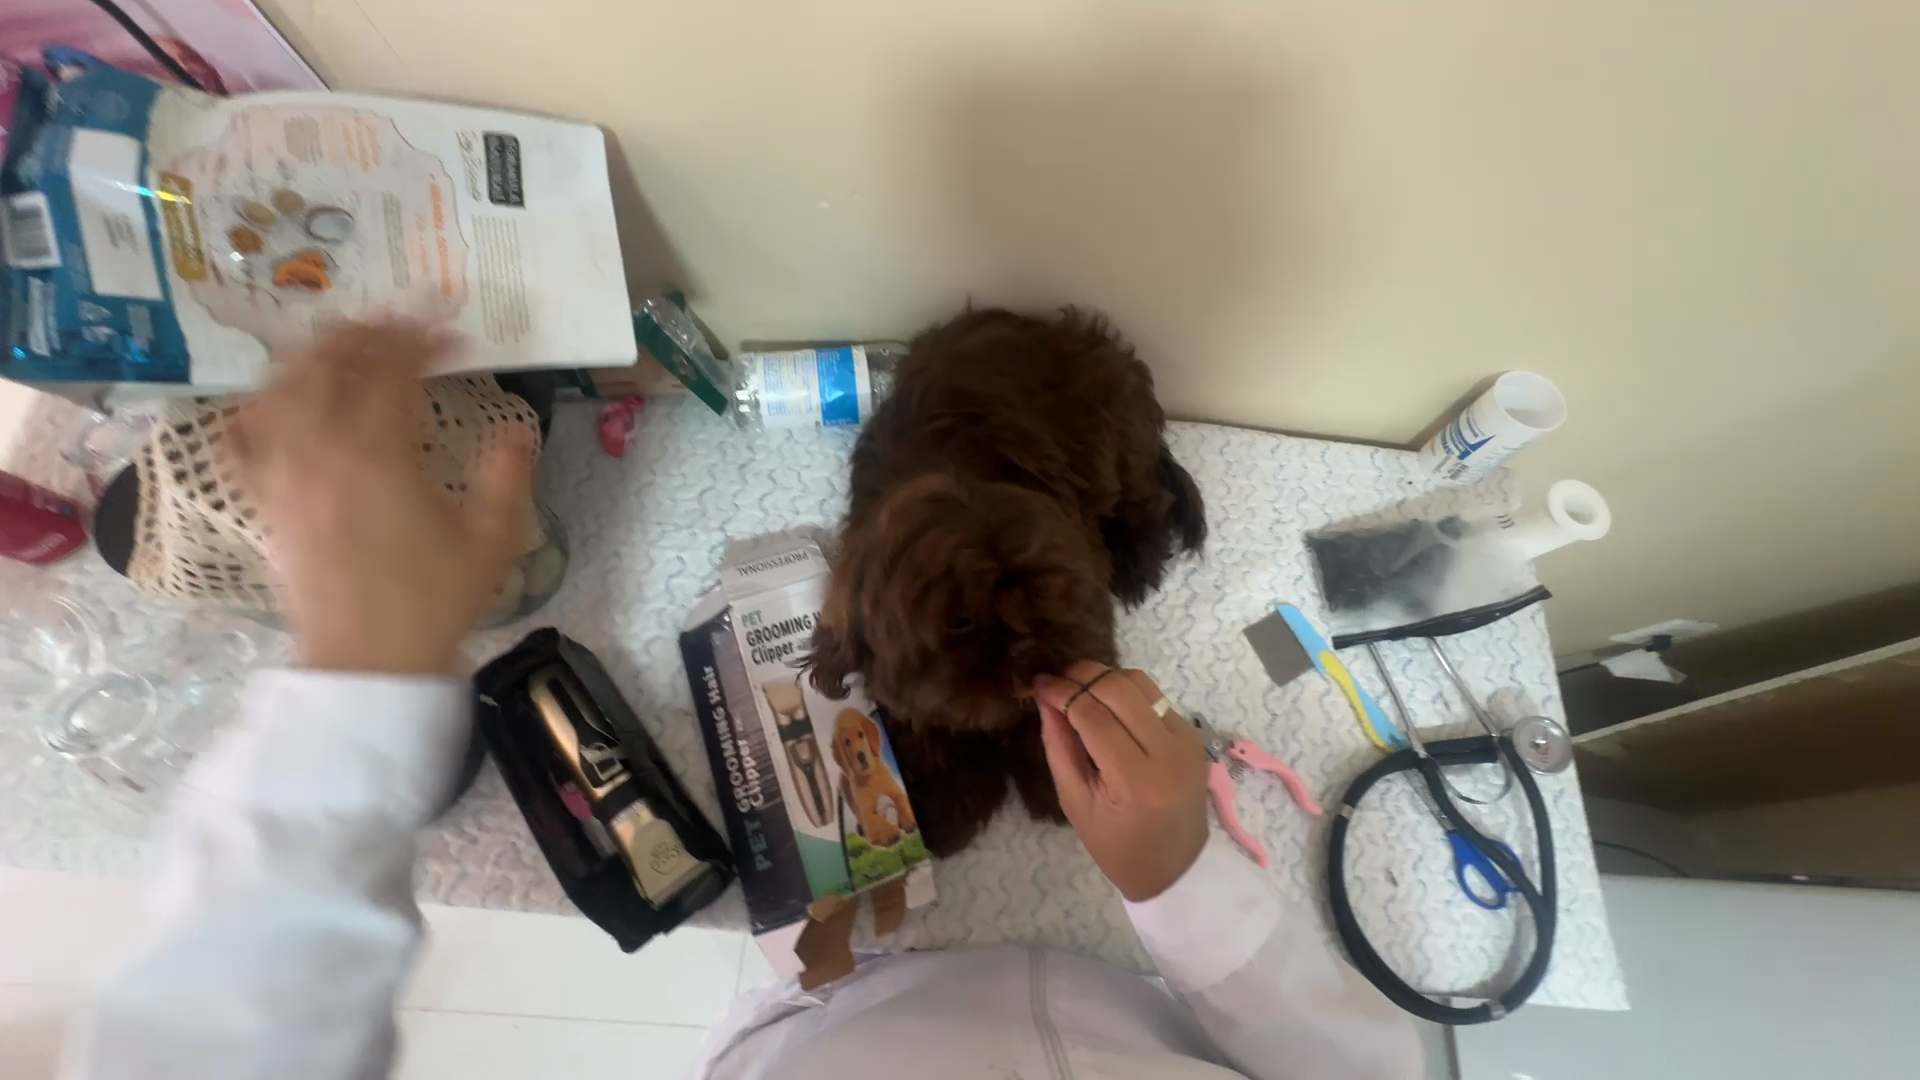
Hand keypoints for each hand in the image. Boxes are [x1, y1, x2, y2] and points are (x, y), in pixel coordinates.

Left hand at [229, 319, 533, 674]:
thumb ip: (507, 474)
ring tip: (345, 339)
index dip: (425, 343)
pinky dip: (264, 400)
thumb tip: (518, 429)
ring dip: (314, 353)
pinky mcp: (264, 497)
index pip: (394, 374)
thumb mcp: (494, 537)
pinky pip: (246, 432)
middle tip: (402, 320)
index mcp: (379, 457)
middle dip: (367, 332)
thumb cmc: (436, 597)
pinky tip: (280, 393)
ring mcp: (282, 472)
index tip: (457, 334)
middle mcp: (319, 451)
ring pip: (280, 388)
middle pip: (328, 366)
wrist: (368, 657)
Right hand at [1034, 662, 1210, 901]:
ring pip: (1140, 683)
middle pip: (1119, 688)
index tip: (1039, 683)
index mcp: (1135, 781)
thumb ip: (1058, 746)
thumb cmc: (1117, 846)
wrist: (1177, 869)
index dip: (1062, 692)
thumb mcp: (1074, 802)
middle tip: (1057, 680)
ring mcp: (1186, 741)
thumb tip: (1046, 697)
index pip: (1093, 716)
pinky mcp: (1193, 735)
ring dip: (1106, 677)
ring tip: (1081, 688)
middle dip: (1083, 675)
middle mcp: (1167, 754)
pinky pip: (1155, 696)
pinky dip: (1127, 693)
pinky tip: (1108, 706)